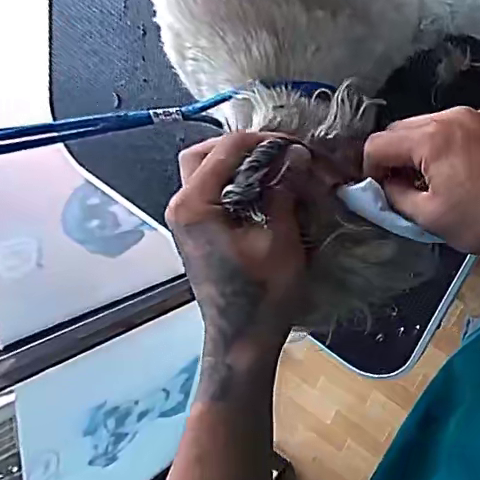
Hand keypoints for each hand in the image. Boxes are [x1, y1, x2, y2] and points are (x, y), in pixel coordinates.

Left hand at [167, 132, 309, 376]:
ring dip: (236, 164)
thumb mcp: (281, 239)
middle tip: (280, 154)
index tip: (298, 147)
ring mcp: (185, 221)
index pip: (227, 149)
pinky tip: (262, 193)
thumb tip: (296, 155)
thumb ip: (283, 191)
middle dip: (242, 147)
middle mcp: (181, 206)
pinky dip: (233, 184)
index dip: (265, 141)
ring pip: (203, 172)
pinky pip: (209, 193)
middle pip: (203, 154)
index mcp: (195, 205)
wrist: (243, 338)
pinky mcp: (196, 233)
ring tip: (274, 171)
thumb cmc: (263, 294)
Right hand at [362, 108, 479, 261]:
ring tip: (433, 181)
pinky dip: (447, 145)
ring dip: (421, 150)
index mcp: (431, 138)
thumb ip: (394, 196)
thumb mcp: (430, 217)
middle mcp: (451, 117)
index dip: (371, 170)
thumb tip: (382, 186)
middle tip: (404, 188)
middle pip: (402, 130)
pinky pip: (456, 128)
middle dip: (395, 157)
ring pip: (429, 126)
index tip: (381, 191)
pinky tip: (459, 172)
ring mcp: (476, 116)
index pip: (379, 143)